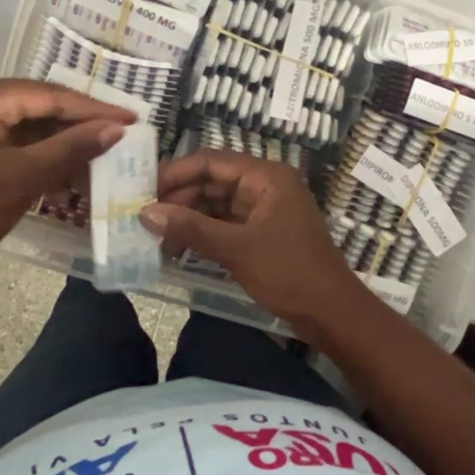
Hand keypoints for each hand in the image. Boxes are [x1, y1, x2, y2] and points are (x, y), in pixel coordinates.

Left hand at [0, 78, 134, 287]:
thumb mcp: (24, 175)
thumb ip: (71, 148)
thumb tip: (116, 129)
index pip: (49, 95)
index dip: (93, 108)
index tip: (132, 118)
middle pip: (42, 108)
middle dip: (82, 126)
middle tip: (124, 136)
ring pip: (34, 130)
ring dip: (67, 147)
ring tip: (107, 160)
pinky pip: (22, 148)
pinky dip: (48, 160)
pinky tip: (76, 176)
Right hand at [140, 150, 368, 329]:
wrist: (333, 313)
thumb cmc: (289, 273)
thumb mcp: (236, 249)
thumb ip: (191, 228)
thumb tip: (146, 213)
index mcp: (266, 177)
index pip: (211, 161)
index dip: (175, 174)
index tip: (142, 192)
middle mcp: (266, 186)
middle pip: (212, 182)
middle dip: (179, 200)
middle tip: (145, 221)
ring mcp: (267, 211)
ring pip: (217, 205)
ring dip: (189, 220)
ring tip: (159, 241)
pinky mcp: (264, 234)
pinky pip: (227, 225)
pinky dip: (205, 235)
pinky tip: (180, 250)